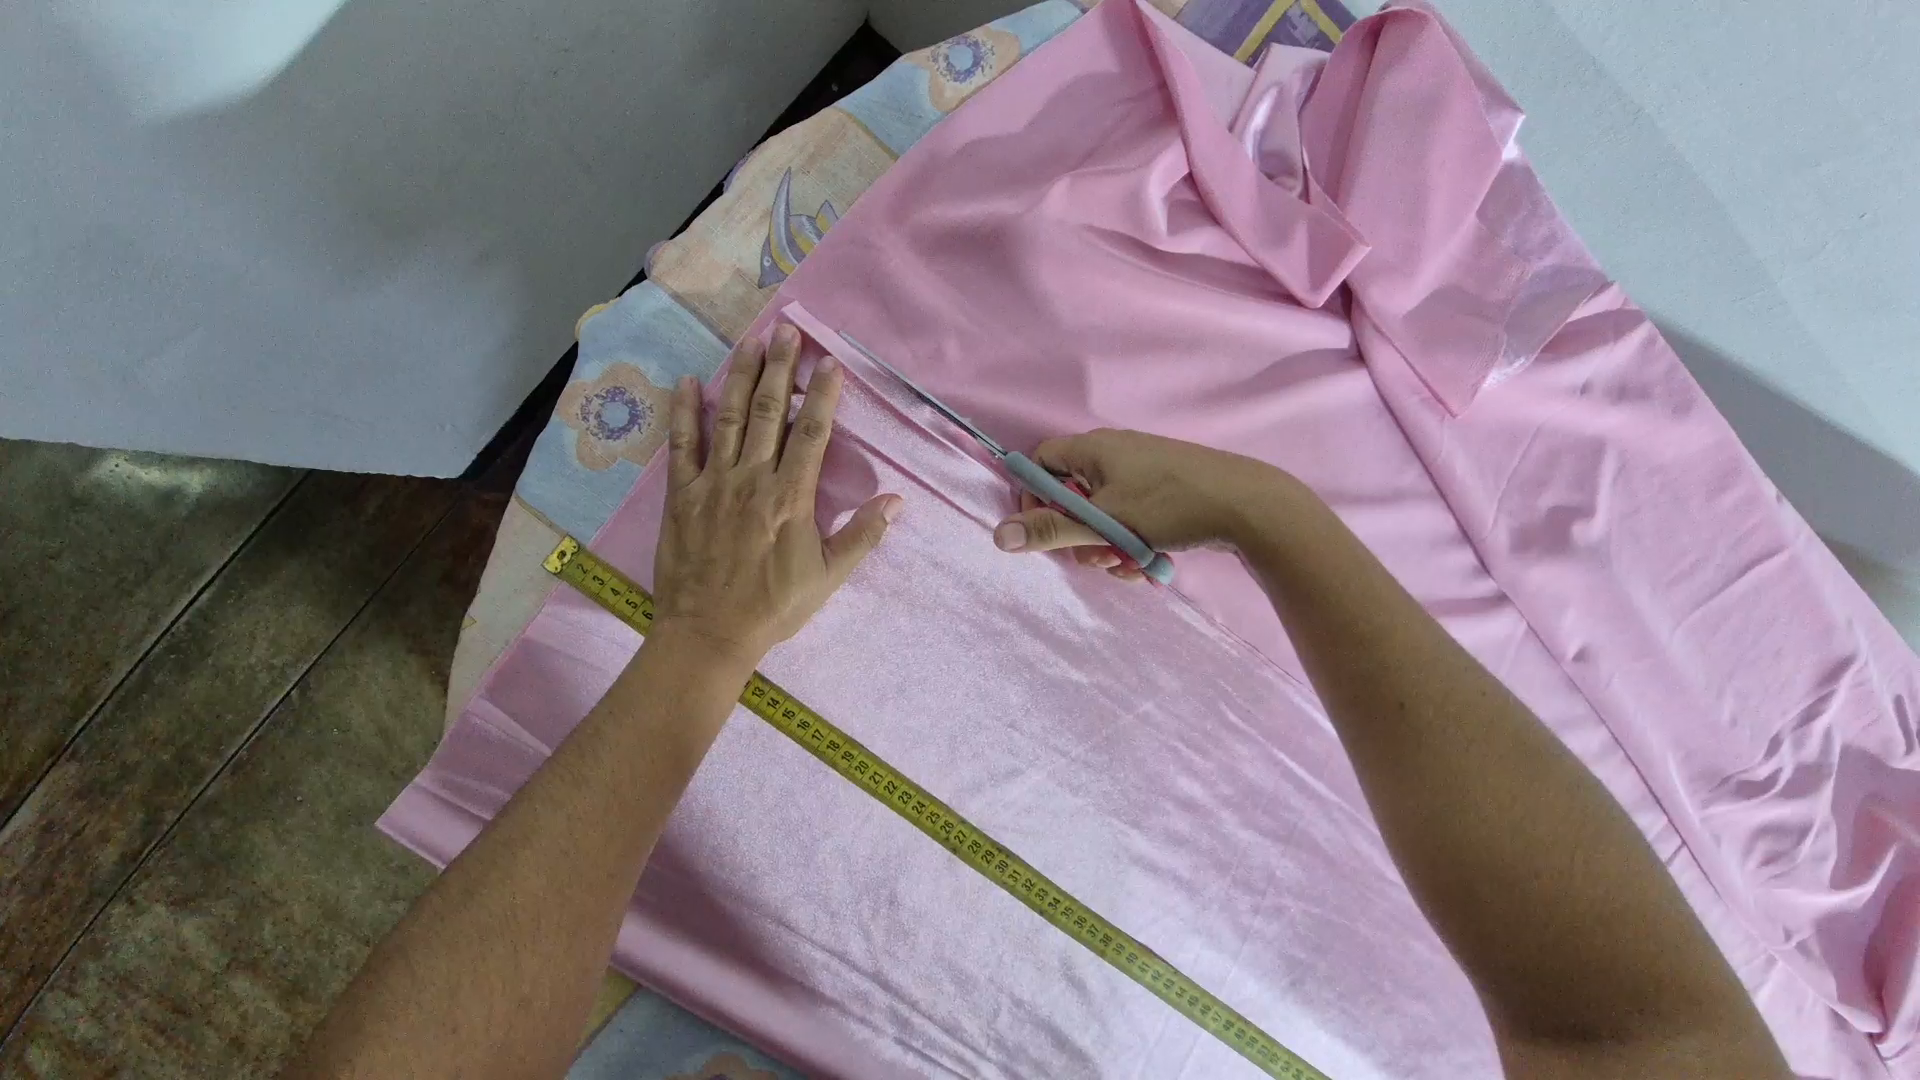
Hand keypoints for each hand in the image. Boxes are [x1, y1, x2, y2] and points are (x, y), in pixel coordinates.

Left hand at [652, 324, 901, 665]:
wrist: (708, 634)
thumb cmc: (773, 607)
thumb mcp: (828, 577)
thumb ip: (862, 535)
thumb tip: (896, 500)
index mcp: (789, 497)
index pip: (812, 434)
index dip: (823, 395)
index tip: (830, 362)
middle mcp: (751, 480)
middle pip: (770, 413)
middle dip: (781, 369)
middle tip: (788, 330)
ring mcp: (712, 484)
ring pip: (729, 419)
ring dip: (741, 377)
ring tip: (751, 342)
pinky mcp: (680, 496)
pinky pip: (681, 446)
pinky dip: (685, 412)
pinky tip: (690, 382)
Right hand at [991, 429, 1294, 579]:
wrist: (1250, 506)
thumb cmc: (1171, 506)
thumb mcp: (1105, 523)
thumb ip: (1051, 530)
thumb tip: (998, 536)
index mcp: (1094, 448)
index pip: (1042, 462)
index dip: (1033, 496)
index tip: (1042, 529)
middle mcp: (1116, 453)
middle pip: (1073, 493)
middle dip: (1077, 533)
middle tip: (1089, 558)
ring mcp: (1143, 470)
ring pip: (1104, 513)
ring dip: (1105, 545)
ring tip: (1124, 565)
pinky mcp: (1166, 489)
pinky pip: (1131, 516)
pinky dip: (1131, 541)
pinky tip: (1145, 565)